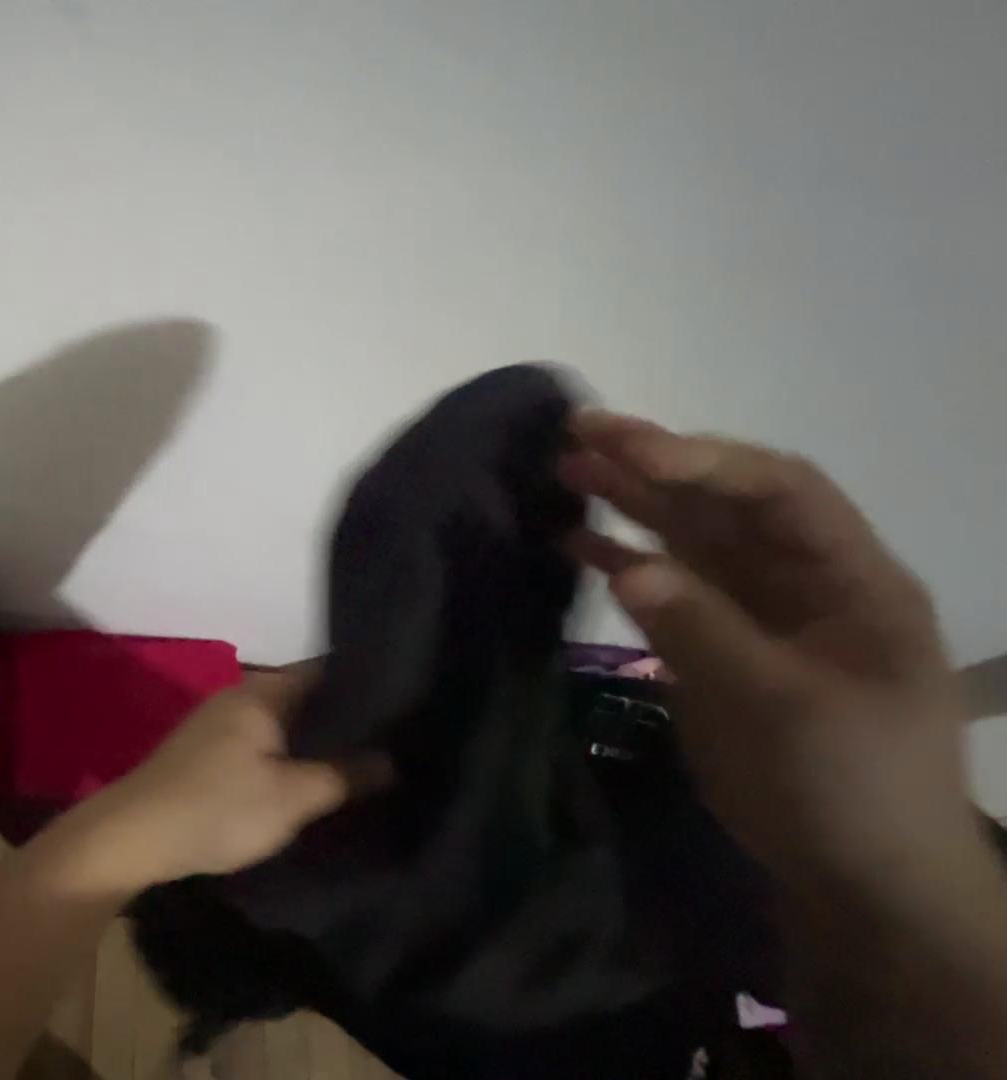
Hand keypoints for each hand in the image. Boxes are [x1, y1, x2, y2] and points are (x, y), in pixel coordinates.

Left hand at [53, 666, 394, 894]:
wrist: (136, 834)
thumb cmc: (218, 807)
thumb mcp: (292, 796)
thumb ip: (345, 775)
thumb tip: (392, 759)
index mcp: (260, 693)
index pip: (323, 671)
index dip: (365, 685)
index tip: (406, 706)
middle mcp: (238, 696)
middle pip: (302, 696)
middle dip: (344, 717)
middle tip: (395, 740)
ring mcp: (218, 722)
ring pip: (281, 721)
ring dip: (315, 738)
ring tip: (363, 760)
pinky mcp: (207, 751)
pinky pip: (261, 741)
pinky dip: (288, 753)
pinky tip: (311, 777)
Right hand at [560, 411, 979, 893]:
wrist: (854, 869)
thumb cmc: (844, 783)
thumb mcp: (781, 706)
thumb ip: (704, 631)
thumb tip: (627, 569)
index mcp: (850, 579)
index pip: (778, 490)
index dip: (702, 459)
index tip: (622, 445)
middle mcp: (799, 579)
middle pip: (723, 502)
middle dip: (654, 463)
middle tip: (577, 432)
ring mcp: (752, 609)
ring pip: (686, 535)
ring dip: (629, 501)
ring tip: (565, 469)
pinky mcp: (710, 640)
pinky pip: (661, 582)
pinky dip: (618, 558)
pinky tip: (573, 541)